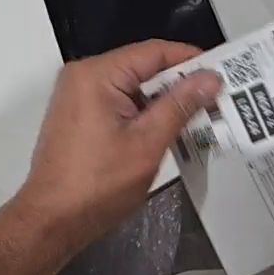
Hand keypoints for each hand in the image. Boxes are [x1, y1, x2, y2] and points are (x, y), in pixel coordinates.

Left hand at [14, 41, 221, 255]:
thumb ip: (180, 106)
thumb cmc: (97, 185)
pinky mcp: (79, 115)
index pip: (154, 52)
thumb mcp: (147, 144)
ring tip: (199, 115)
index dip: (190, 60)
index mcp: (97, 74)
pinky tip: (168, 128)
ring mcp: (78, 95)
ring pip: (133, 86)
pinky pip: (119, 101)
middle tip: (216, 97)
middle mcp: (84, 76)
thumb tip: (210, 78)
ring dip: (163, 100)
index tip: (222, 72)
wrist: (51, 222)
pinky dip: (143, 112)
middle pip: (143, 67)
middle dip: (179, 83)